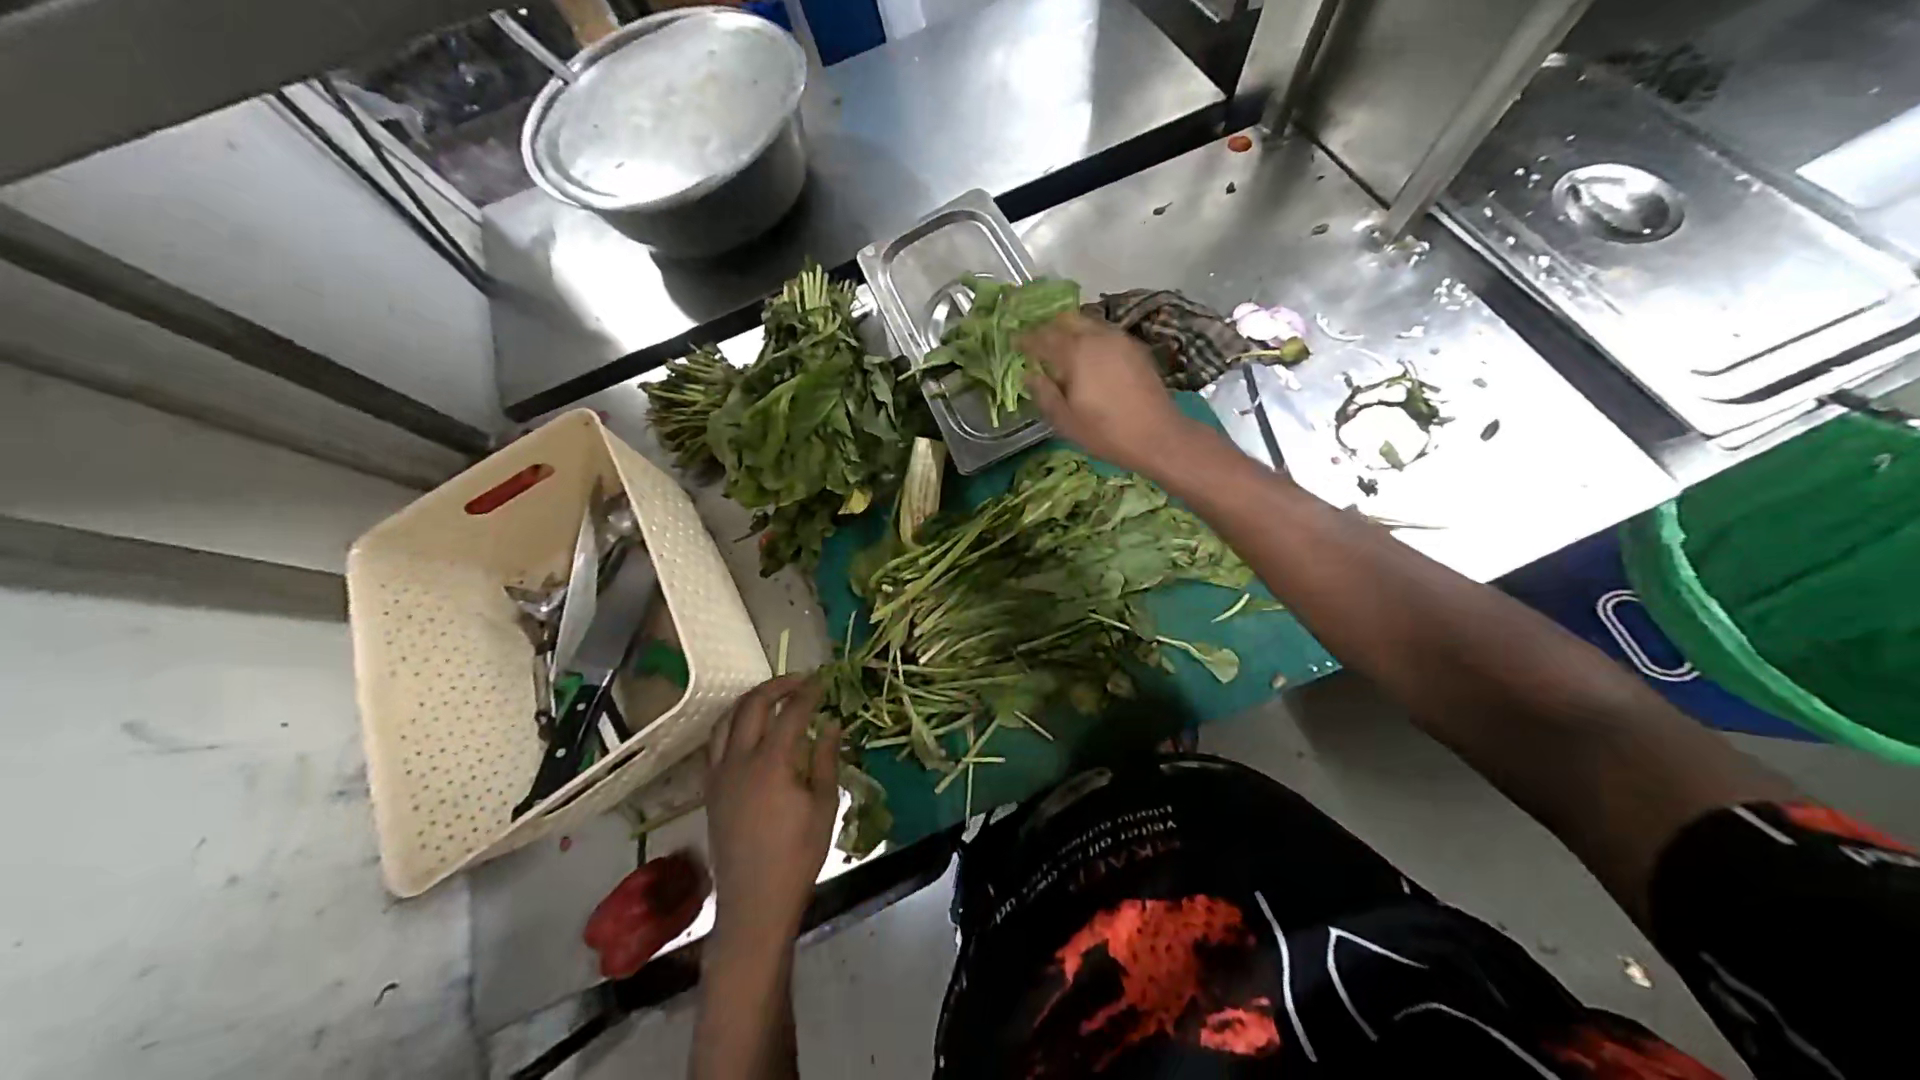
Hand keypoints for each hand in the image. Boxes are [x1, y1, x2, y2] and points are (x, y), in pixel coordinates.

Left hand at [704, 674, 839, 942]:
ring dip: (749, 701)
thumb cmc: (798, 856)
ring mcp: (719, 774)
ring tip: (771, 697)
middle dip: (777, 686)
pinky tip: (746, 730)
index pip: (791, 712)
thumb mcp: (824, 806)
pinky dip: (731, 725)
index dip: (808, 692)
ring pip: (726, 720)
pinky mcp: (710, 790)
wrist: (755, 901)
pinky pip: (715, 744)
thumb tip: (831, 724)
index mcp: (772, 762)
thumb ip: (826, 760)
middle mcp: (739, 760)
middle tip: (800, 681)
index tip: (823, 681)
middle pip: (753, 706)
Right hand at [1021, 313, 1208, 477]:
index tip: (1014, 343)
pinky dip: (1091, 337)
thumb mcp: (1065, 420)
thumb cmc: (1105, 432)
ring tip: (1062, 348)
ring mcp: (1119, 339)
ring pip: (1088, 323)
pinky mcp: (1135, 347)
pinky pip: (1106, 332)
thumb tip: (1029, 375)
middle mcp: (1097, 336)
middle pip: (1065, 320)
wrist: (1158, 436)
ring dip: (1071, 330)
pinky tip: (1089, 356)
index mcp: (1075, 352)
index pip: (1041, 338)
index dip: (1024, 340)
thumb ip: (1043, 393)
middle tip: (1037, 343)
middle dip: (1048, 328)